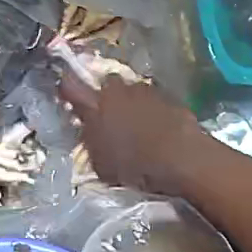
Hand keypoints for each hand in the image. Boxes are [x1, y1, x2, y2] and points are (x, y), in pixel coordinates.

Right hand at [58, 75, 206, 195]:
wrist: (185, 159)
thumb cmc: (138, 167)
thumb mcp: (103, 167)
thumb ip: (92, 144)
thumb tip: (90, 133)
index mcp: (95, 107)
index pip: (70, 86)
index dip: (67, 88)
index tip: (67, 95)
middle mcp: (118, 91)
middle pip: (106, 84)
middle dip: (106, 96)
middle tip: (109, 117)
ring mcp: (145, 90)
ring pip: (131, 90)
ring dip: (131, 102)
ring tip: (137, 124)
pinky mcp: (168, 96)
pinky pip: (153, 99)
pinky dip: (152, 109)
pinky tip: (158, 127)